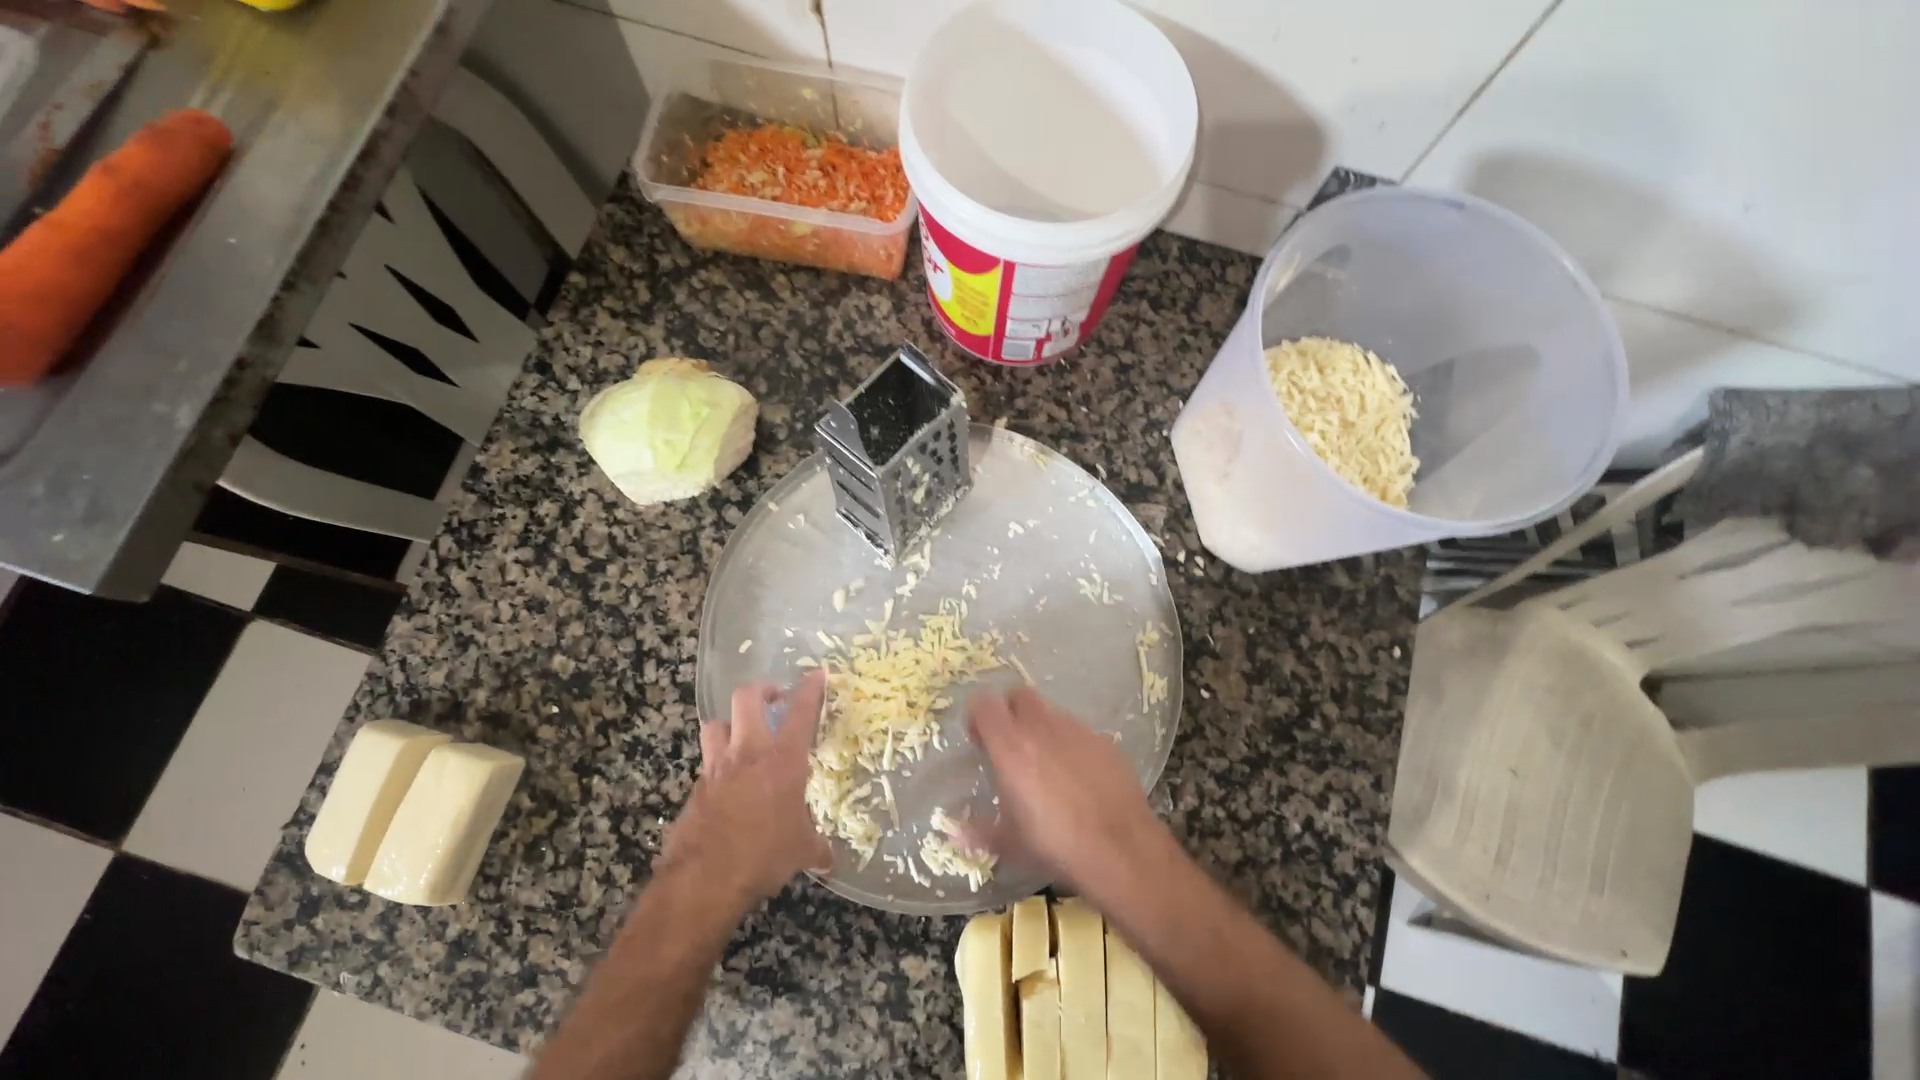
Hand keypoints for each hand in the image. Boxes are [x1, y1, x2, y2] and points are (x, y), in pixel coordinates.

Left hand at [659, 672, 830, 902]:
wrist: (705, 877)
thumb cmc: (764, 855)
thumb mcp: (801, 851)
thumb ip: (816, 847)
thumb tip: (830, 859)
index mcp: (782, 760)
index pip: (800, 712)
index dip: (810, 689)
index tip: (817, 674)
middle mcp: (748, 753)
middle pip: (747, 698)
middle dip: (761, 690)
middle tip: (774, 697)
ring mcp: (716, 768)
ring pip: (716, 724)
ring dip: (730, 723)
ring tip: (742, 734)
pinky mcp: (696, 788)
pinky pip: (706, 762)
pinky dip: (717, 763)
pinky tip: (727, 782)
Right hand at [967, 687, 1166, 892]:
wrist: (1119, 847)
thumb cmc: (1055, 844)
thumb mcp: (1010, 843)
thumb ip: (979, 832)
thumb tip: (956, 833)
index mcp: (1011, 747)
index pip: (984, 703)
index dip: (978, 715)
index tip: (979, 740)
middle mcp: (1042, 728)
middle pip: (1019, 695)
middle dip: (1010, 712)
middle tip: (1010, 744)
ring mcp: (1077, 730)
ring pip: (1050, 711)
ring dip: (1041, 727)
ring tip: (1045, 762)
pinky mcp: (1105, 741)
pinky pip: (1079, 730)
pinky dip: (1070, 743)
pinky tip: (1077, 775)